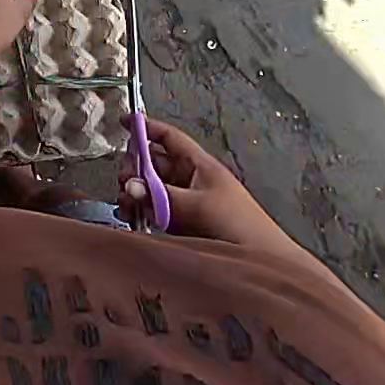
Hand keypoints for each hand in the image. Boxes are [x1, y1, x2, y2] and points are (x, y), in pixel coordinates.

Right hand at [117, 119, 288, 247]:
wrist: (261, 262)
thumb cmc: (235, 225)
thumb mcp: (195, 206)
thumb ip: (159, 195)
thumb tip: (129, 185)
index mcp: (199, 165)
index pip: (169, 138)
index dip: (147, 127)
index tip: (123, 122)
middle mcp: (191, 180)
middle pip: (156, 163)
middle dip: (135, 167)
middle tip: (124, 180)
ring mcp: (186, 202)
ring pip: (152, 188)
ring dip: (136, 192)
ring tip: (126, 204)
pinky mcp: (182, 224)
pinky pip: (156, 210)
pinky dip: (142, 210)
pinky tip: (132, 217)